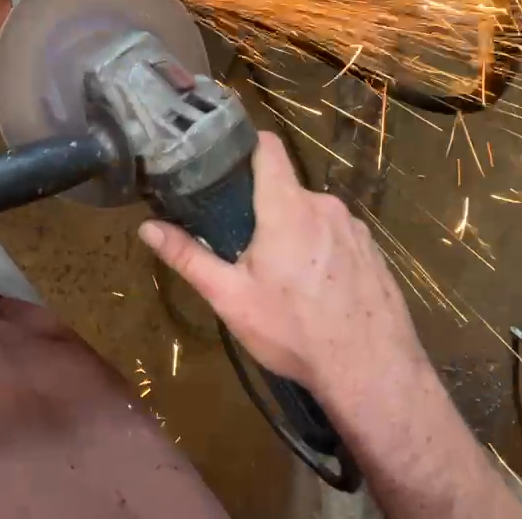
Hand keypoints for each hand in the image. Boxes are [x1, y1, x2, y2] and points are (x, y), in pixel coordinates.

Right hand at [136, 132, 425, 407]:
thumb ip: (188, 257)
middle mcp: (324, 206)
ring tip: (278, 267)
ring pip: (311, 212)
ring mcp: (355, 229)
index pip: (268, 146)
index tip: (221, 159)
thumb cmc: (295, 332)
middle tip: (239, 236)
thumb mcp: (230, 297)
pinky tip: (314, 285)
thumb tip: (146, 227)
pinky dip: (319, 247)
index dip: (244, 144)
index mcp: (287, 207)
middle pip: (284, 185)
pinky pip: (336, 234)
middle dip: (261, 203)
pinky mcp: (375, 253)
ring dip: (292, 227)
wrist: (376, 378)